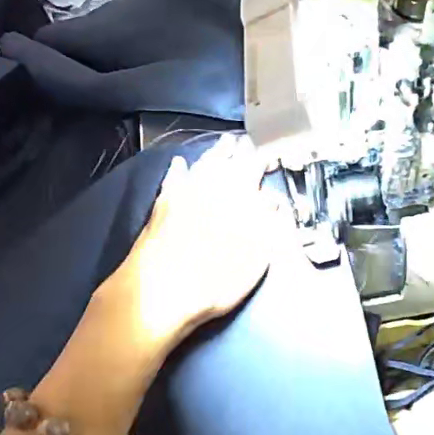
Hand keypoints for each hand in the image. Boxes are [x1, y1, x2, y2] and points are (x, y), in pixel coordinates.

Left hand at [101, 135, 276, 356]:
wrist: (160, 292)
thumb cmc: (216, 280)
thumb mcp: (257, 257)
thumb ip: (269, 224)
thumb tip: (272, 201)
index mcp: (239, 196)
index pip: (254, 168)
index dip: (262, 160)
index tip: (269, 155)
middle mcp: (211, 188)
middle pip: (226, 162)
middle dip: (238, 151)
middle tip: (244, 142)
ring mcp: (182, 194)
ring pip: (201, 165)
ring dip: (213, 154)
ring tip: (221, 146)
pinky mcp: (160, 205)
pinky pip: (172, 178)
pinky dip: (179, 169)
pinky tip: (180, 163)